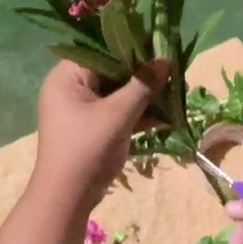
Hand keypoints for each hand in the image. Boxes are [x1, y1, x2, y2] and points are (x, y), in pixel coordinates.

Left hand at [32, 59, 163, 199]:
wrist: (68, 196)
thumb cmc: (88, 147)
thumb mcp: (119, 114)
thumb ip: (143, 85)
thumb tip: (166, 60)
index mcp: (67, 76)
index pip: (101, 50)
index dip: (131, 48)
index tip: (160, 47)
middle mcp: (71, 88)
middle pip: (111, 71)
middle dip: (142, 74)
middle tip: (172, 70)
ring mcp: (81, 110)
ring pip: (117, 93)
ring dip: (144, 95)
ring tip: (175, 91)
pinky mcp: (93, 128)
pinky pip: (117, 112)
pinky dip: (137, 113)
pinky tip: (165, 115)